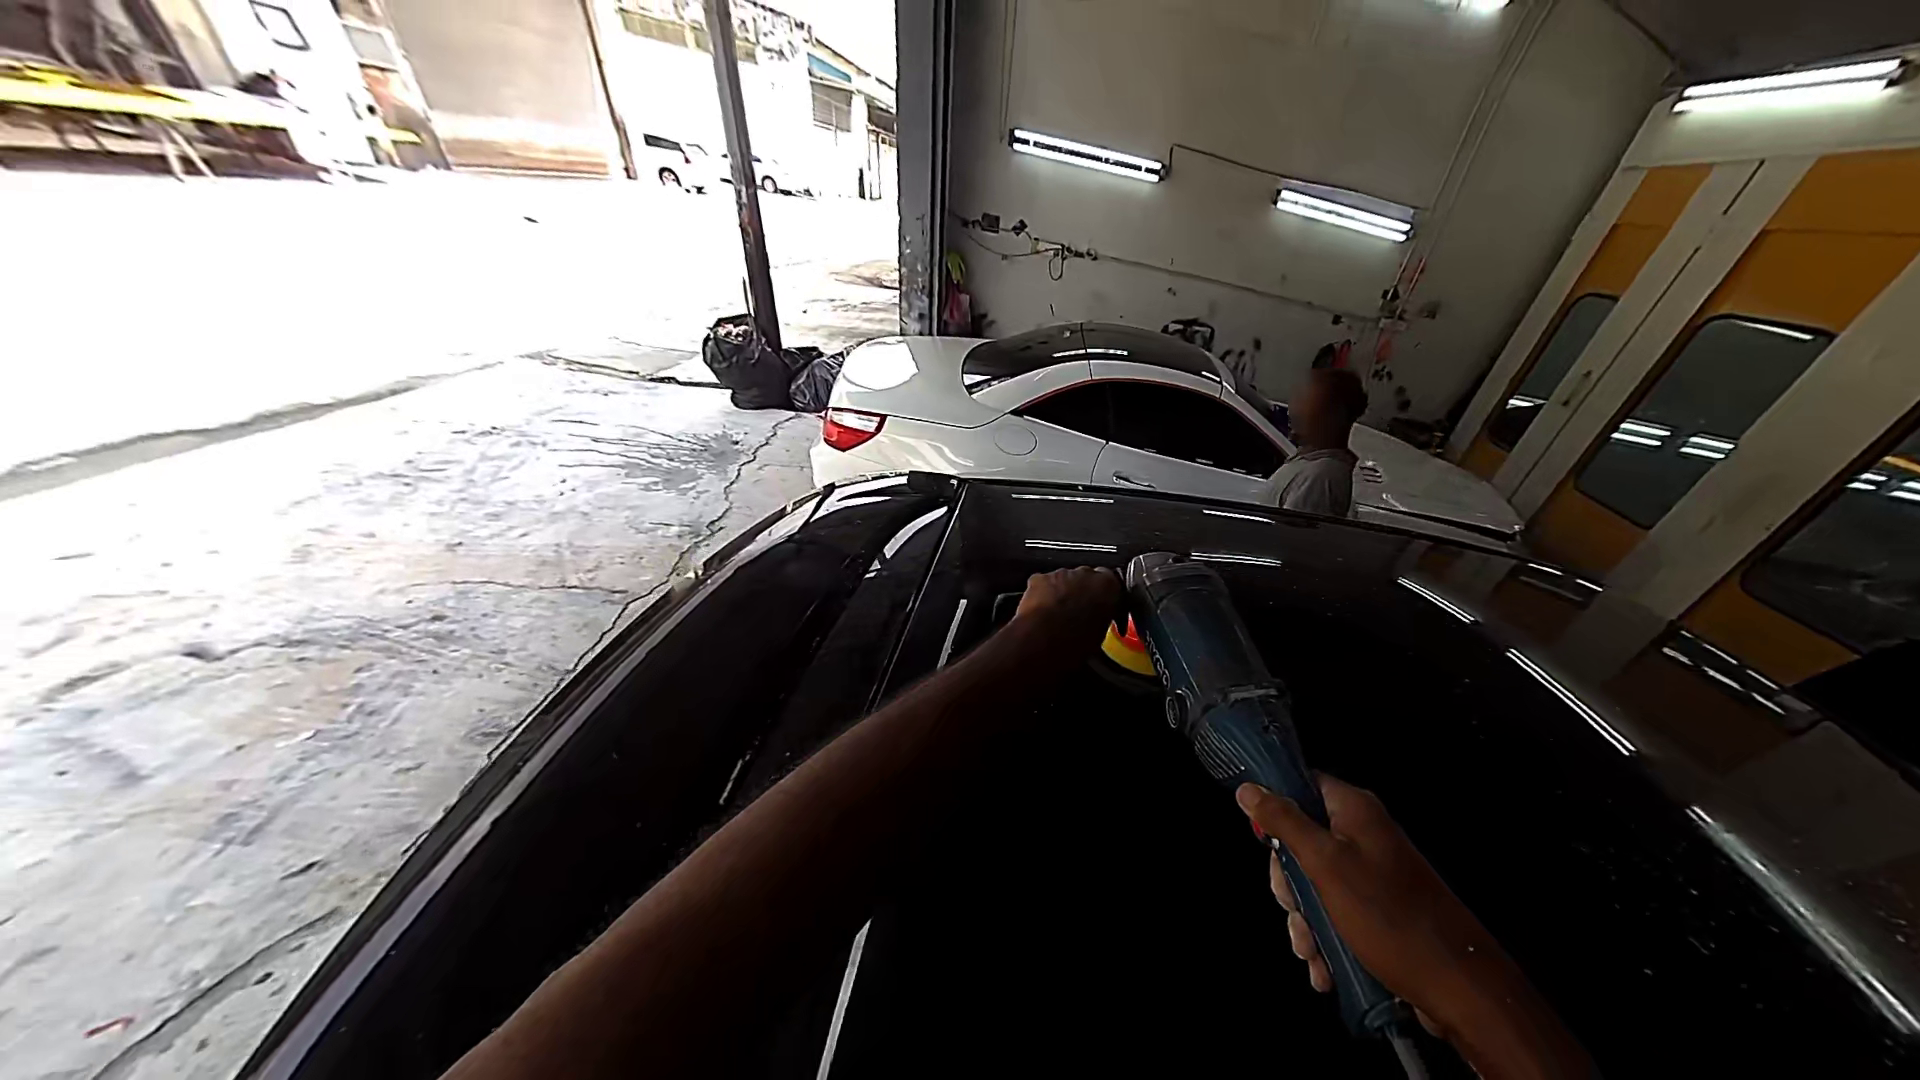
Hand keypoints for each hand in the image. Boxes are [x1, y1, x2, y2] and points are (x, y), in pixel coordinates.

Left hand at [1009, 566, 1121, 658]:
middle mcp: (1086, 573)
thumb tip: (1093, 626)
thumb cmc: (1078, 642)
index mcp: (1108, 586)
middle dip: (1080, 592)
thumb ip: (1100, 619)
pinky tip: (1038, 612)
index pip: (1110, 582)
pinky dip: (1041, 595)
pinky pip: (1042, 585)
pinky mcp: (1039, 578)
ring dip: (1060, 593)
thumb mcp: (1099, 635)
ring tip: (1054, 615)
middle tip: (1075, 612)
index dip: (1102, 596)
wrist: (1046, 640)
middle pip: (1085, 578)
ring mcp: (1060, 573)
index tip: (1098, 607)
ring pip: (1062, 580)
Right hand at [1238, 776, 1486, 1021]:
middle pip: (1299, 837)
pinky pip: (1333, 908)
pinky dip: (1323, 934)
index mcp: (1353, 809)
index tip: (1261, 838)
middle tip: (1292, 906)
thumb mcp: (1324, 863)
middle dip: (1288, 880)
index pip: (1300, 783)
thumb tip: (1248, 788)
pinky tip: (1323, 964)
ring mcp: (1370, 871)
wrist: (1462, 990)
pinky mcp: (1376, 907)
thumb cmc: (1389, 916)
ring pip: (1312, 879)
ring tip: (1310, 950)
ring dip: (1303, 917)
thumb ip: (1283, 821)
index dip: (1274, 805)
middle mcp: (1362, 833)